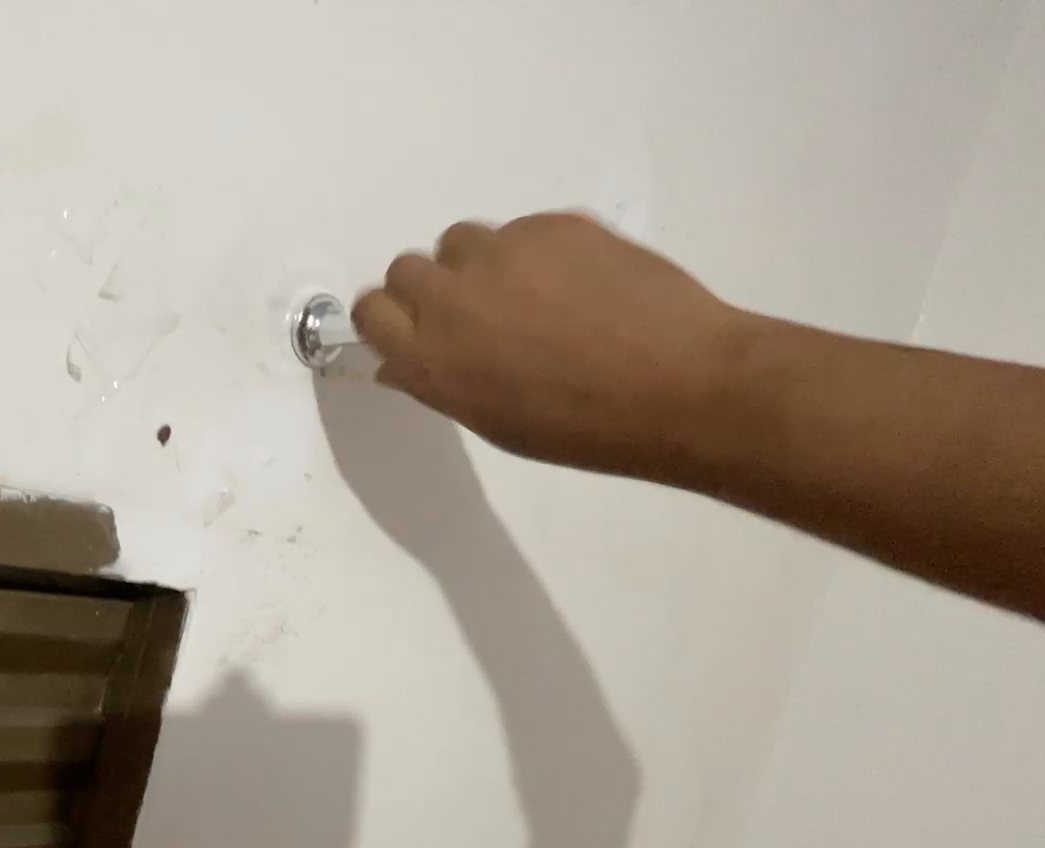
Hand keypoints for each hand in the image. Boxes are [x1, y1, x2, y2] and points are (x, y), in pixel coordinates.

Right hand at [353, 212, 757, 483]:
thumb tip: (399, 363)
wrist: (675, 385)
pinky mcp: (551, 225)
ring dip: (476, 264)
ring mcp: (501, 254)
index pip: (369, 309)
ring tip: (523, 293)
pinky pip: (519, 230)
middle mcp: (449, 298)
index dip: (386, 317)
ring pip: (460, 241)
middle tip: (470, 312)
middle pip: (405, 268)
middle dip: (427, 288)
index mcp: (427, 356)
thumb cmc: (573, 425)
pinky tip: (572, 283)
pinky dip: (531, 252)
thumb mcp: (485, 419)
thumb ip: (433, 382)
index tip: (410, 329)